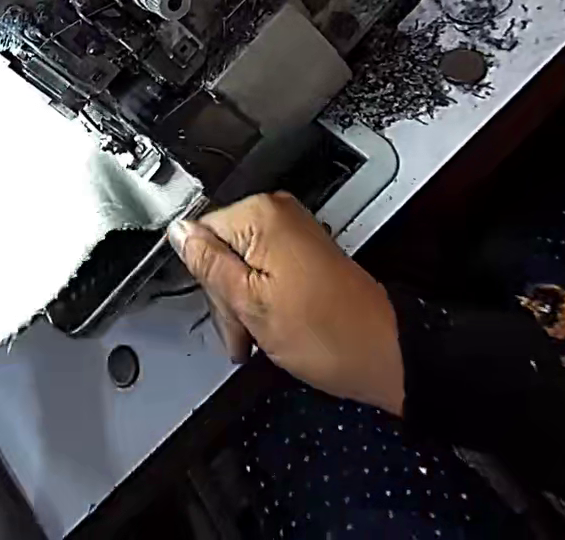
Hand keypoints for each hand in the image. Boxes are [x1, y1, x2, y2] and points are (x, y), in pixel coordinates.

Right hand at [168, 193, 404, 415]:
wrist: (387, 353)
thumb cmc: (327, 333)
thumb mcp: (250, 302)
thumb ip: (207, 263)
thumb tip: (177, 232)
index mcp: (259, 214)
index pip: (200, 236)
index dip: (207, 279)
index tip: (227, 314)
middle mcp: (276, 211)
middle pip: (221, 248)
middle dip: (227, 294)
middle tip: (246, 333)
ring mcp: (292, 228)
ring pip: (240, 261)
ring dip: (243, 300)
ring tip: (261, 335)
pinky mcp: (303, 246)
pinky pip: (263, 264)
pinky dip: (262, 294)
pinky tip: (272, 321)